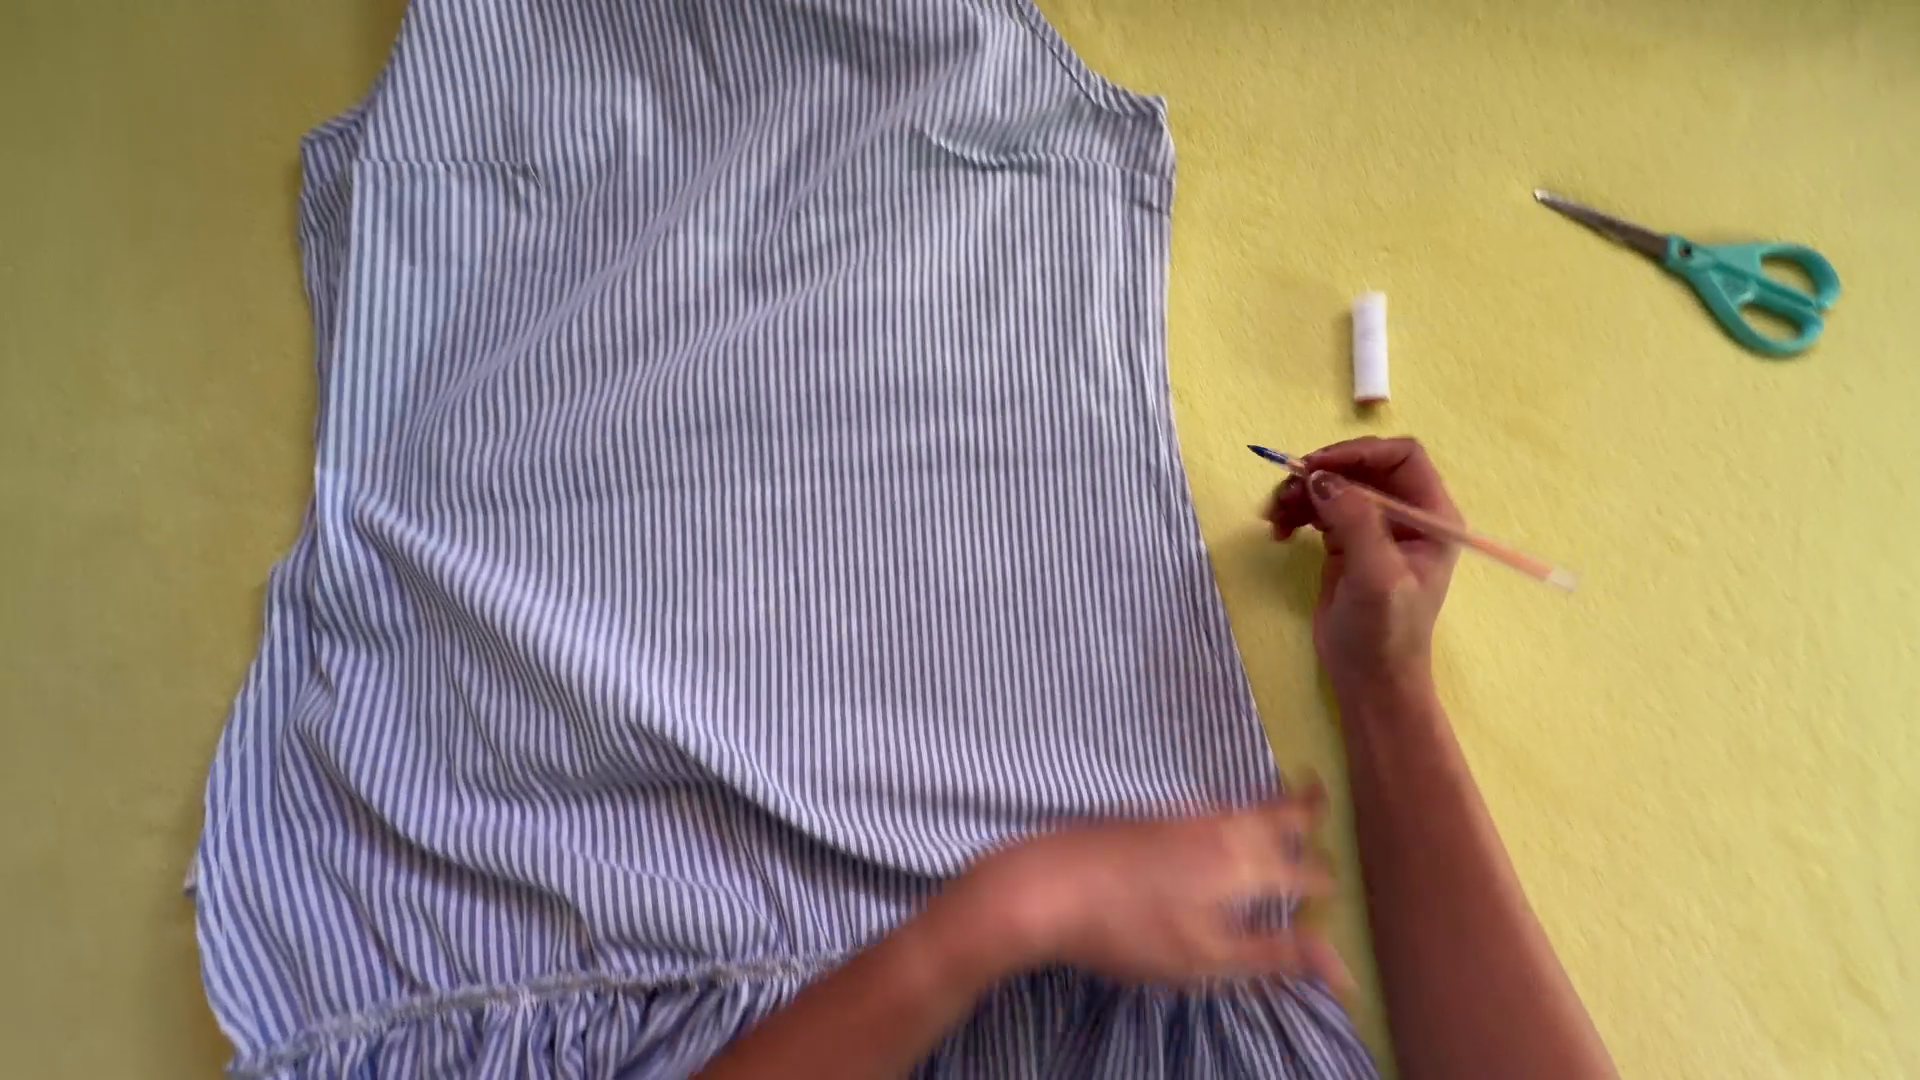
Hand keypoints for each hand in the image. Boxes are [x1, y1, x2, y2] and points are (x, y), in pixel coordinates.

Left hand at [941, 790, 1349, 988]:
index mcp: (1238, 864)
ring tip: (1278, 797)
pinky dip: (1226, 804)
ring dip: (1263, 800)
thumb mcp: (1209, 958)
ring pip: (1234, 803)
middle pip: (1268, 812)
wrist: (1051, 884)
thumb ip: (1275, 955)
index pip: (1297, 867)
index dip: (1320, 877)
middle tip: (1321, 788)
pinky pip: (1204, 802)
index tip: (1337, 881)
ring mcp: (1176, 815)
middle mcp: (1213, 828)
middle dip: (1300, 805)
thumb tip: (1344, 967)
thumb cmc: (1132, 930)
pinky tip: (1212, 814)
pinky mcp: (1146, 814)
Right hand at [1263, 437, 1459, 697]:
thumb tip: (1320, 478)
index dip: (1359, 453)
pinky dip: (1295, 512)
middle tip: (1286, 491)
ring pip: (1332, 486)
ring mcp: (1371, 528)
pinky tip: (1280, 531)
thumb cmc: (1386, 631)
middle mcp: (1403, 515)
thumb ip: (1355, 521)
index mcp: (1430, 516)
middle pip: (1359, 467)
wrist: (1368, 677)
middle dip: (1321, 474)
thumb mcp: (1376, 575)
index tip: (1317, 467)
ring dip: (1300, 493)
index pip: (1400, 457)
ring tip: (1276, 516)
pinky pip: (1316, 510)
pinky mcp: (1343, 543)